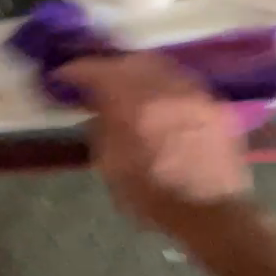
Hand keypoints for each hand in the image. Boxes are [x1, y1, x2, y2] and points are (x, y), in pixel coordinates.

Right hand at [57, 54, 250, 226]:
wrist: (211, 215)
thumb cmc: (152, 197)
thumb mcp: (110, 167)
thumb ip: (102, 129)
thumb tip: (97, 109)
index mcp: (136, 108)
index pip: (100, 72)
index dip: (77, 70)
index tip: (62, 75)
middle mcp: (167, 91)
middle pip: (131, 61)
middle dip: (108, 66)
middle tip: (92, 77)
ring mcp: (195, 95)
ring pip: (160, 65)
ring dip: (136, 70)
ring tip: (123, 83)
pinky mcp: (214, 104)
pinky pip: (181, 81)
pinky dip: (162, 82)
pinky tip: (155, 96)